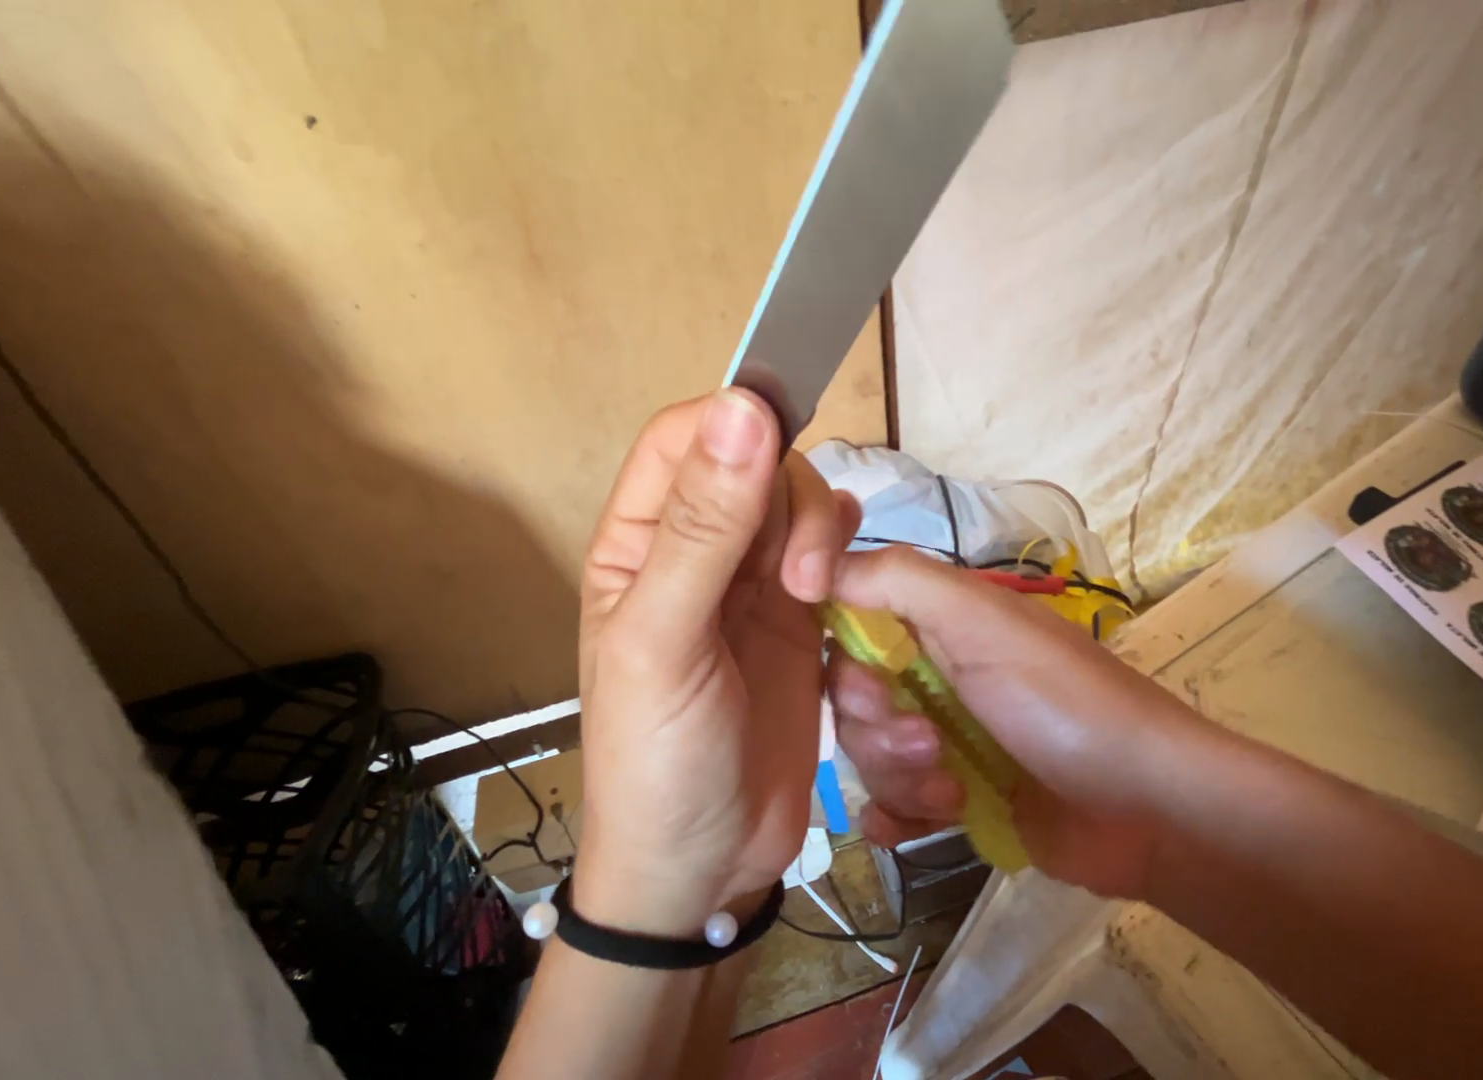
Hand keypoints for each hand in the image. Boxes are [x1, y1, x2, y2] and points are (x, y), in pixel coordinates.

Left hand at [575, 389, 858, 934]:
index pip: (684, 439)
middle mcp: (693, 551)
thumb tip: (745, 406)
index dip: (734, 426)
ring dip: (820, 529)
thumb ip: (703, 529)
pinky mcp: (798, 621)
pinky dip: (844, 551)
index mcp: (636, 544)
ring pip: (796, 504)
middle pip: (754, 464)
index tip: (780, 451)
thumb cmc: (659, 760)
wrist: (705, 866)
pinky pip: (828, 552)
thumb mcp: (665, 642)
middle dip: (788, 499)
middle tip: (800, 579)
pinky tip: (845, 580)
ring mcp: (749, 586)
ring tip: (819, 595)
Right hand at [828, 548, 1193, 898]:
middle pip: (853, 702)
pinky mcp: (955, 799)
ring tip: (955, 792)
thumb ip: (898, 580)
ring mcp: (945, 740)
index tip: (875, 693)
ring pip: (870, 757)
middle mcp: (935, 675)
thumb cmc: (1063, 703)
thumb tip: (815, 567)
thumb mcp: (982, 621)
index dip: (845, 665)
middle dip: (880, 732)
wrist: (1147, 809)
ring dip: (903, 779)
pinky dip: (898, 819)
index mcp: (940, 624)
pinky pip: (891, 807)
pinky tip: (927, 825)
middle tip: (932, 744)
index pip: (851, 629)